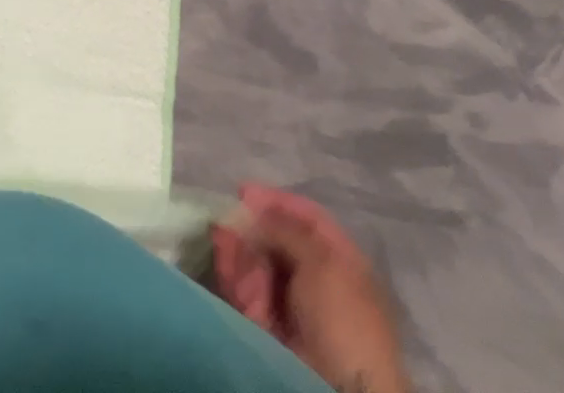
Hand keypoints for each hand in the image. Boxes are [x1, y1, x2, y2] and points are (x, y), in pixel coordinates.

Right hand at [212, 184, 409, 392]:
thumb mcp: (324, 265)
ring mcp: (283, 293)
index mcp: (339, 259)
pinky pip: (240, 280)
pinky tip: (221, 252)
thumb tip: (251, 208)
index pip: (307, 218)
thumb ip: (287, 230)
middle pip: (274, 235)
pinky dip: (228, 265)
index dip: (278, 201)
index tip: (243, 191)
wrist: (336, 380)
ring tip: (220, 234)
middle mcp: (311, 272)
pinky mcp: (259, 310)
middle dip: (248, 223)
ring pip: (252, 255)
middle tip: (226, 214)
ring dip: (235, 243)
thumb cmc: (343, 318)